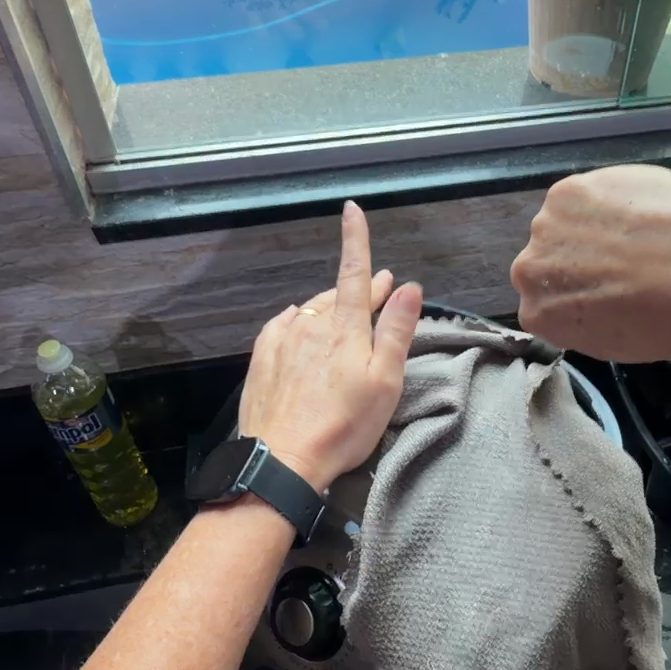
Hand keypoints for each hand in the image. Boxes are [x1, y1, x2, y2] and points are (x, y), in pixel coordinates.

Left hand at [239, 202, 422, 491]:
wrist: (282, 460)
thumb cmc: (344, 424)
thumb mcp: (385, 381)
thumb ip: (396, 330)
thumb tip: (408, 286)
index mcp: (346, 327)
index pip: (355, 272)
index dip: (356, 239)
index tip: (352, 210)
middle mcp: (312, 323)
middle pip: (339, 294)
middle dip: (361, 288)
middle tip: (381, 289)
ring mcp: (282, 339)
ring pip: (312, 310)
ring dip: (331, 306)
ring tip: (345, 314)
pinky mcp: (262, 358)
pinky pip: (284, 325)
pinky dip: (299, 320)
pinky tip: (301, 324)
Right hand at [511, 165, 670, 361]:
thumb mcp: (617, 343)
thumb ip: (582, 321)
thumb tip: (588, 299)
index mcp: (538, 316)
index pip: (542, 304)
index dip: (576, 298)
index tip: (605, 295)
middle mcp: (529, 270)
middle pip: (544, 262)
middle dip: (575, 261)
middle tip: (622, 264)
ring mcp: (547, 224)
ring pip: (562, 225)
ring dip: (589, 227)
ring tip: (637, 234)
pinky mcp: (570, 188)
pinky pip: (582, 197)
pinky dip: (607, 200)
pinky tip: (642, 210)